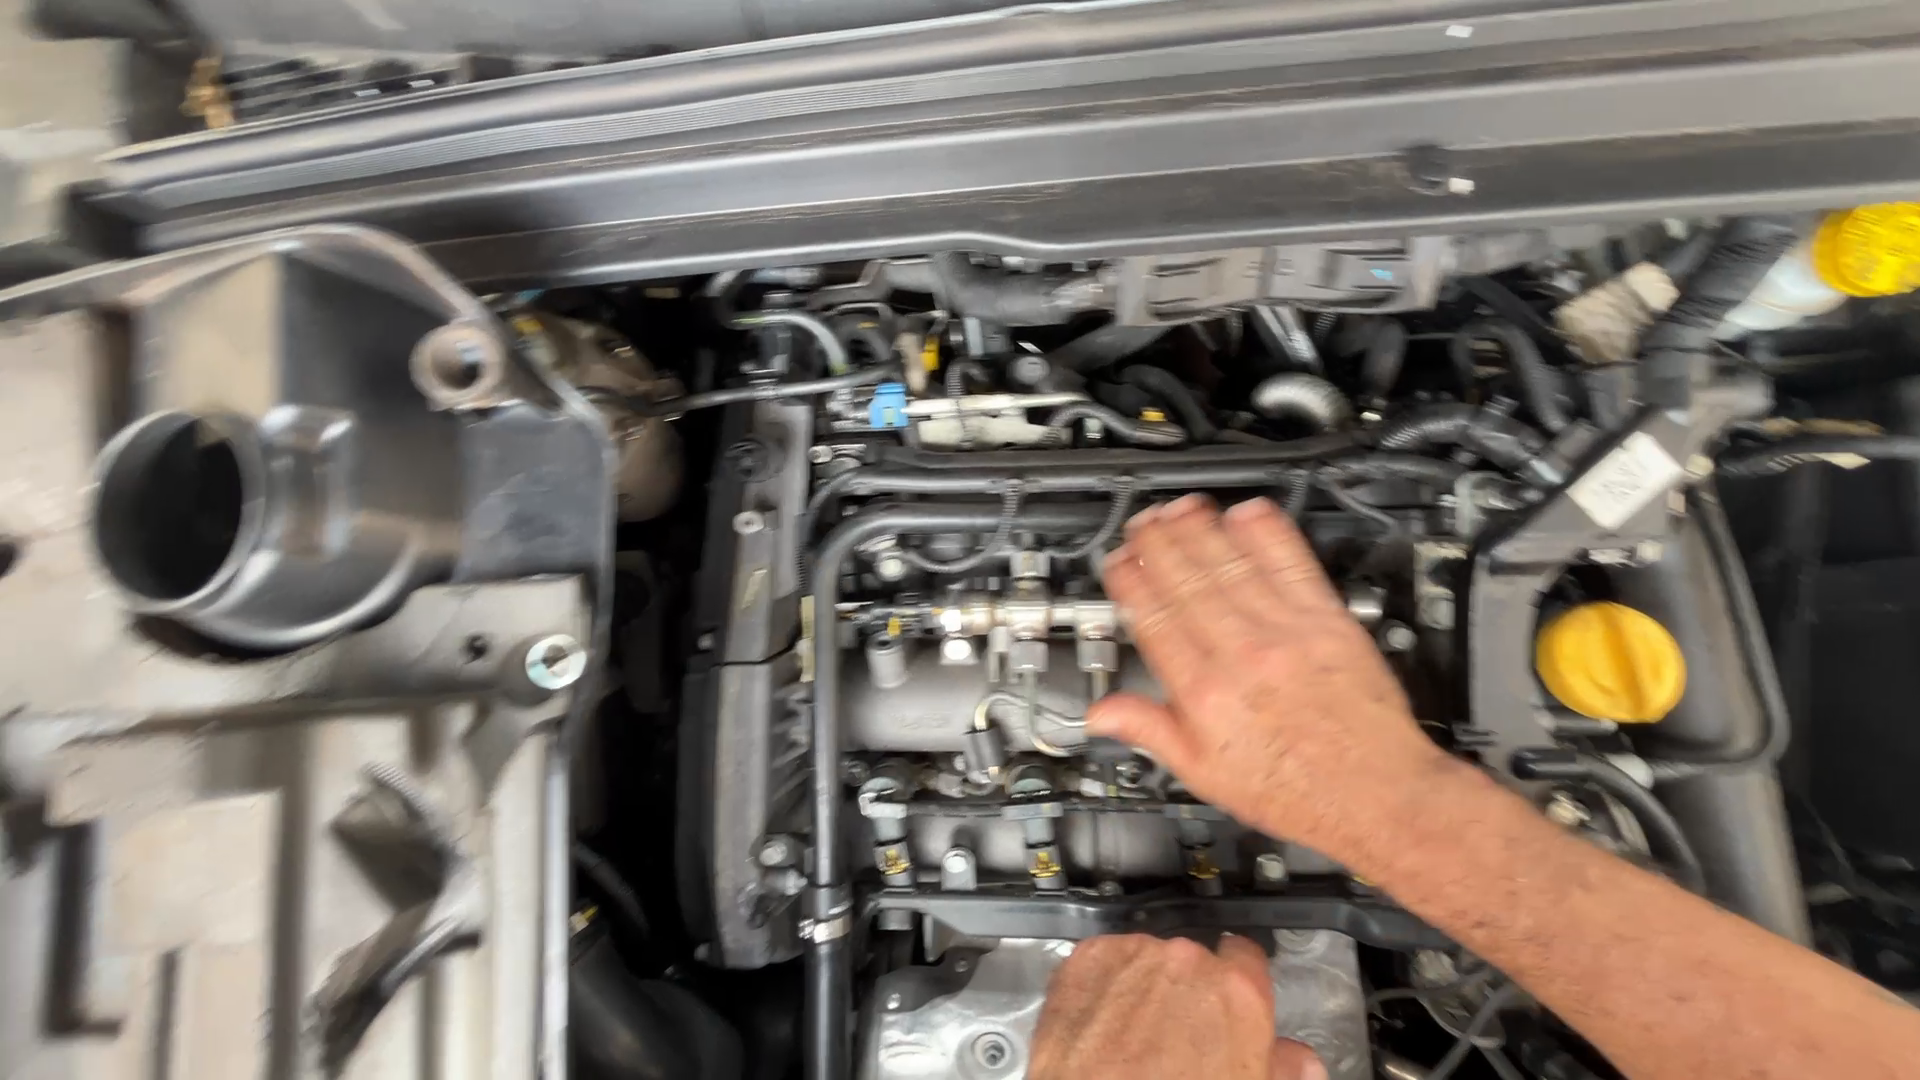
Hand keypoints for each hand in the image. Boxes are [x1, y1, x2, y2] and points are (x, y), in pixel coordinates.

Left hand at [1029, 934, 1323, 1079]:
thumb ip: (1281, 1067)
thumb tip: (1299, 1060)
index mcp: (1237, 993)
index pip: (1248, 958)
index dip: (1241, 980)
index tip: (1232, 999)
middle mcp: (1186, 959)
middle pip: (1193, 961)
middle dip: (1189, 991)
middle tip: (1179, 1036)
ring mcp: (1133, 953)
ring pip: (1147, 959)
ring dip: (1146, 985)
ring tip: (1136, 1035)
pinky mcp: (1087, 957)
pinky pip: (1106, 961)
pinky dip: (1106, 984)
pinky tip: (1104, 1023)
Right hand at [1088, 495, 1453, 862]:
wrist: (1379, 795)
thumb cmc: (1297, 789)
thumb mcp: (1205, 774)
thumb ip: (1150, 731)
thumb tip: (1103, 714)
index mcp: (1204, 691)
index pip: (1154, 618)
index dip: (1131, 583)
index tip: (1120, 564)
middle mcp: (1241, 653)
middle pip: (1188, 582)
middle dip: (1159, 545)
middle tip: (1143, 524)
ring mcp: (1285, 632)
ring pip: (1231, 566)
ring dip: (1201, 531)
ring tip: (1180, 509)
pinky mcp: (1328, 621)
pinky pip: (1291, 566)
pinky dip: (1268, 535)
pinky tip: (1249, 514)